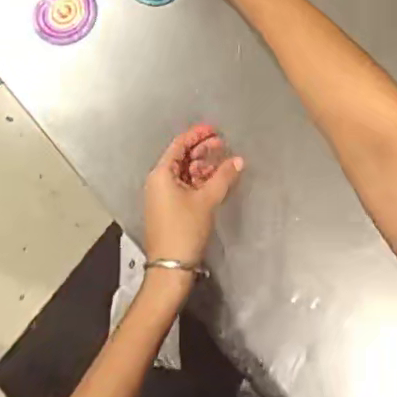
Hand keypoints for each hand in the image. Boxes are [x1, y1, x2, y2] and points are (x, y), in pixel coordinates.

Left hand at [143, 124, 244, 268]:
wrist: (170, 267)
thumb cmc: (184, 229)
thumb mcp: (206, 200)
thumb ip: (223, 177)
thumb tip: (238, 160)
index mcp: (161, 173)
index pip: (179, 145)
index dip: (197, 135)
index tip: (214, 129)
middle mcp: (158, 180)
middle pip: (182, 157)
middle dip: (202, 149)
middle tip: (222, 144)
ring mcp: (162, 195)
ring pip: (184, 172)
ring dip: (202, 165)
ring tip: (223, 161)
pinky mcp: (169, 207)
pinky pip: (184, 185)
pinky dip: (199, 180)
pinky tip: (215, 179)